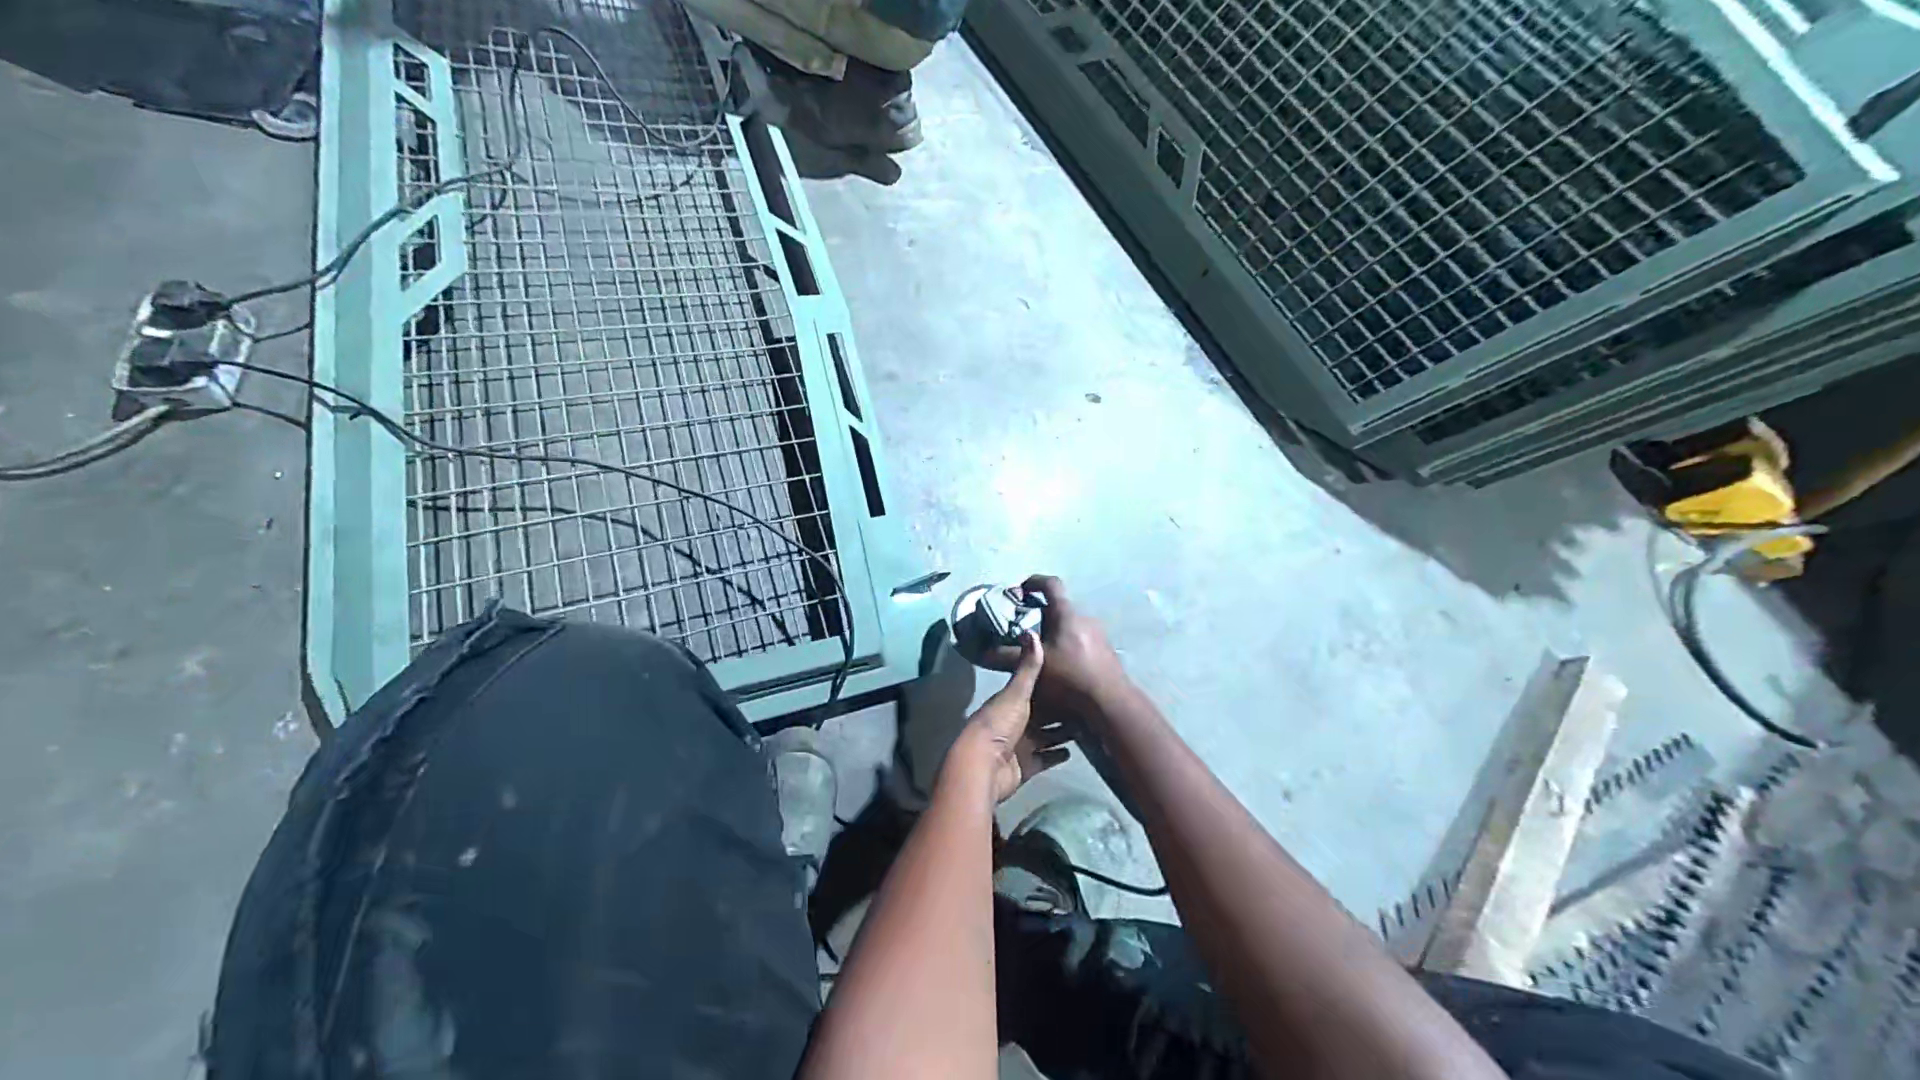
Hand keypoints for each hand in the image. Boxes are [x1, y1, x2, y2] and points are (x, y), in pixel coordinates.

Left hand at [948, 632, 1073, 801]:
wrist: (984, 766)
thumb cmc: (1000, 724)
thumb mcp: (1017, 692)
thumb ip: (1028, 667)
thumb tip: (1033, 631)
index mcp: (1009, 702)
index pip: (1033, 691)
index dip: (1051, 686)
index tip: (1072, 678)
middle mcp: (1014, 722)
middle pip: (1041, 715)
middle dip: (1060, 710)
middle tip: (1086, 703)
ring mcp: (1020, 746)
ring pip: (1045, 737)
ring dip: (1061, 732)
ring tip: (1087, 725)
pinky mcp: (1026, 767)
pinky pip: (1045, 758)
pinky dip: (1057, 755)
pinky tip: (1074, 750)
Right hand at [981, 575, 1129, 718]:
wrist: (1110, 704)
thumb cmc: (1070, 679)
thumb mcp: (1033, 668)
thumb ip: (1006, 658)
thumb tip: (981, 652)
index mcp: (1067, 615)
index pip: (1051, 584)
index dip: (1033, 582)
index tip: (1019, 591)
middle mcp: (1085, 619)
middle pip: (1059, 607)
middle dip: (1039, 614)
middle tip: (1021, 628)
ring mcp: (1098, 635)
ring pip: (1069, 625)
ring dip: (1053, 632)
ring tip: (1037, 651)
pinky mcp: (1105, 652)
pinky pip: (1080, 640)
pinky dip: (1065, 645)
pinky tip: (1058, 667)